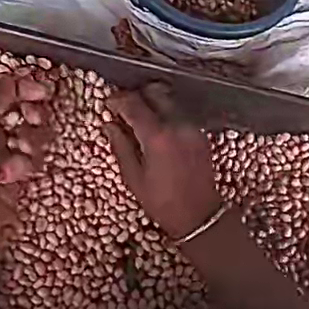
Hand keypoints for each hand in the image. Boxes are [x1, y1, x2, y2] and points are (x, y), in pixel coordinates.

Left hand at [0, 72, 50, 267]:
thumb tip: (12, 81)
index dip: (19, 88)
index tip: (40, 89)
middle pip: (17, 113)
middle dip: (30, 114)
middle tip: (33, 118)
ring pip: (28, 137)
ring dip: (28, 141)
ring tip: (18, 151)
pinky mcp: (12, 179)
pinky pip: (30, 162)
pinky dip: (25, 164)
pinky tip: (11, 174)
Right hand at [103, 83, 220, 239]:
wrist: (199, 215)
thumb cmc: (163, 202)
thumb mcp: (134, 177)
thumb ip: (121, 146)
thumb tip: (109, 125)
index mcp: (158, 136)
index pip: (134, 104)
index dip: (117, 100)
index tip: (107, 103)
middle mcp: (178, 125)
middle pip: (155, 92)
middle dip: (137, 96)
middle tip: (123, 109)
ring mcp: (192, 128)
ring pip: (170, 101)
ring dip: (153, 103)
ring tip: (139, 120)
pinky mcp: (201, 134)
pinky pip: (180, 114)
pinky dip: (166, 114)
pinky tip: (157, 130)